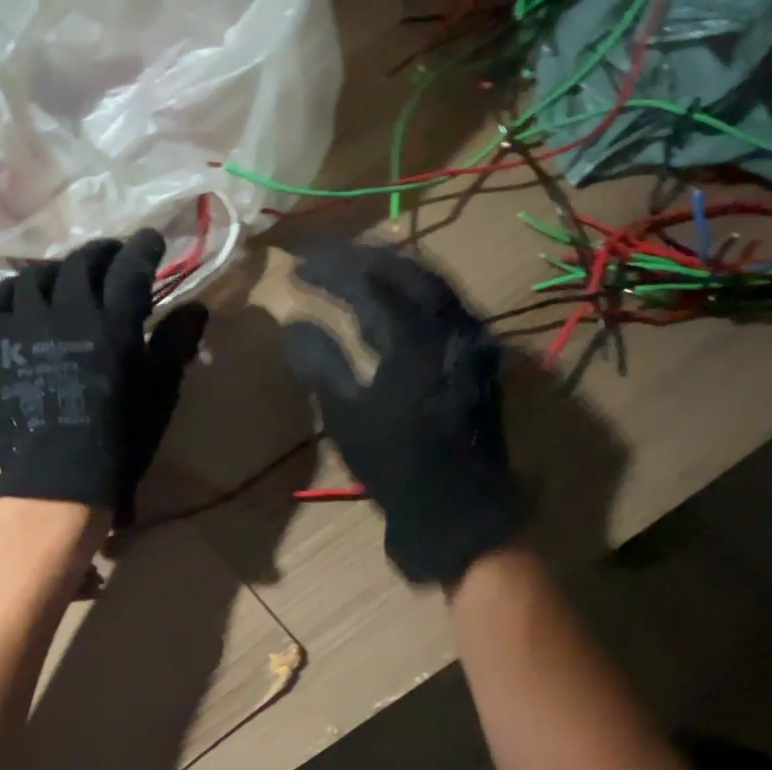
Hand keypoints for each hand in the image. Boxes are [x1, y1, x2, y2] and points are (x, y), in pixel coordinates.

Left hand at [0, 230, 208, 523]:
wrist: (58, 479)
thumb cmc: (117, 440)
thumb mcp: (158, 392)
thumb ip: (175, 344)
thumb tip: (196, 307)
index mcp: (112, 322)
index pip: (130, 266)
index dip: (143, 248)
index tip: (151, 242)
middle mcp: (66, 312)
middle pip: (81, 263)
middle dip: (101, 255)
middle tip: (110, 260)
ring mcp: (23, 326)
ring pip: (35, 277)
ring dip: (56, 273)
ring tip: (65, 281)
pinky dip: (11, 293)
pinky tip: (22, 301)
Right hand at [281, 244, 521, 586]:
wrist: (459, 510)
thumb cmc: (396, 465)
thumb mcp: (347, 416)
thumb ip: (321, 362)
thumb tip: (295, 322)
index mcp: (418, 338)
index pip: (371, 283)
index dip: (330, 270)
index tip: (296, 268)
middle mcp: (453, 326)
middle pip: (408, 271)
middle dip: (363, 259)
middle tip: (324, 257)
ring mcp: (472, 340)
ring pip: (432, 286)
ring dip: (391, 271)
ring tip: (353, 269)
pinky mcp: (476, 358)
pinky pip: (443, 308)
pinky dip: (411, 296)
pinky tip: (389, 305)